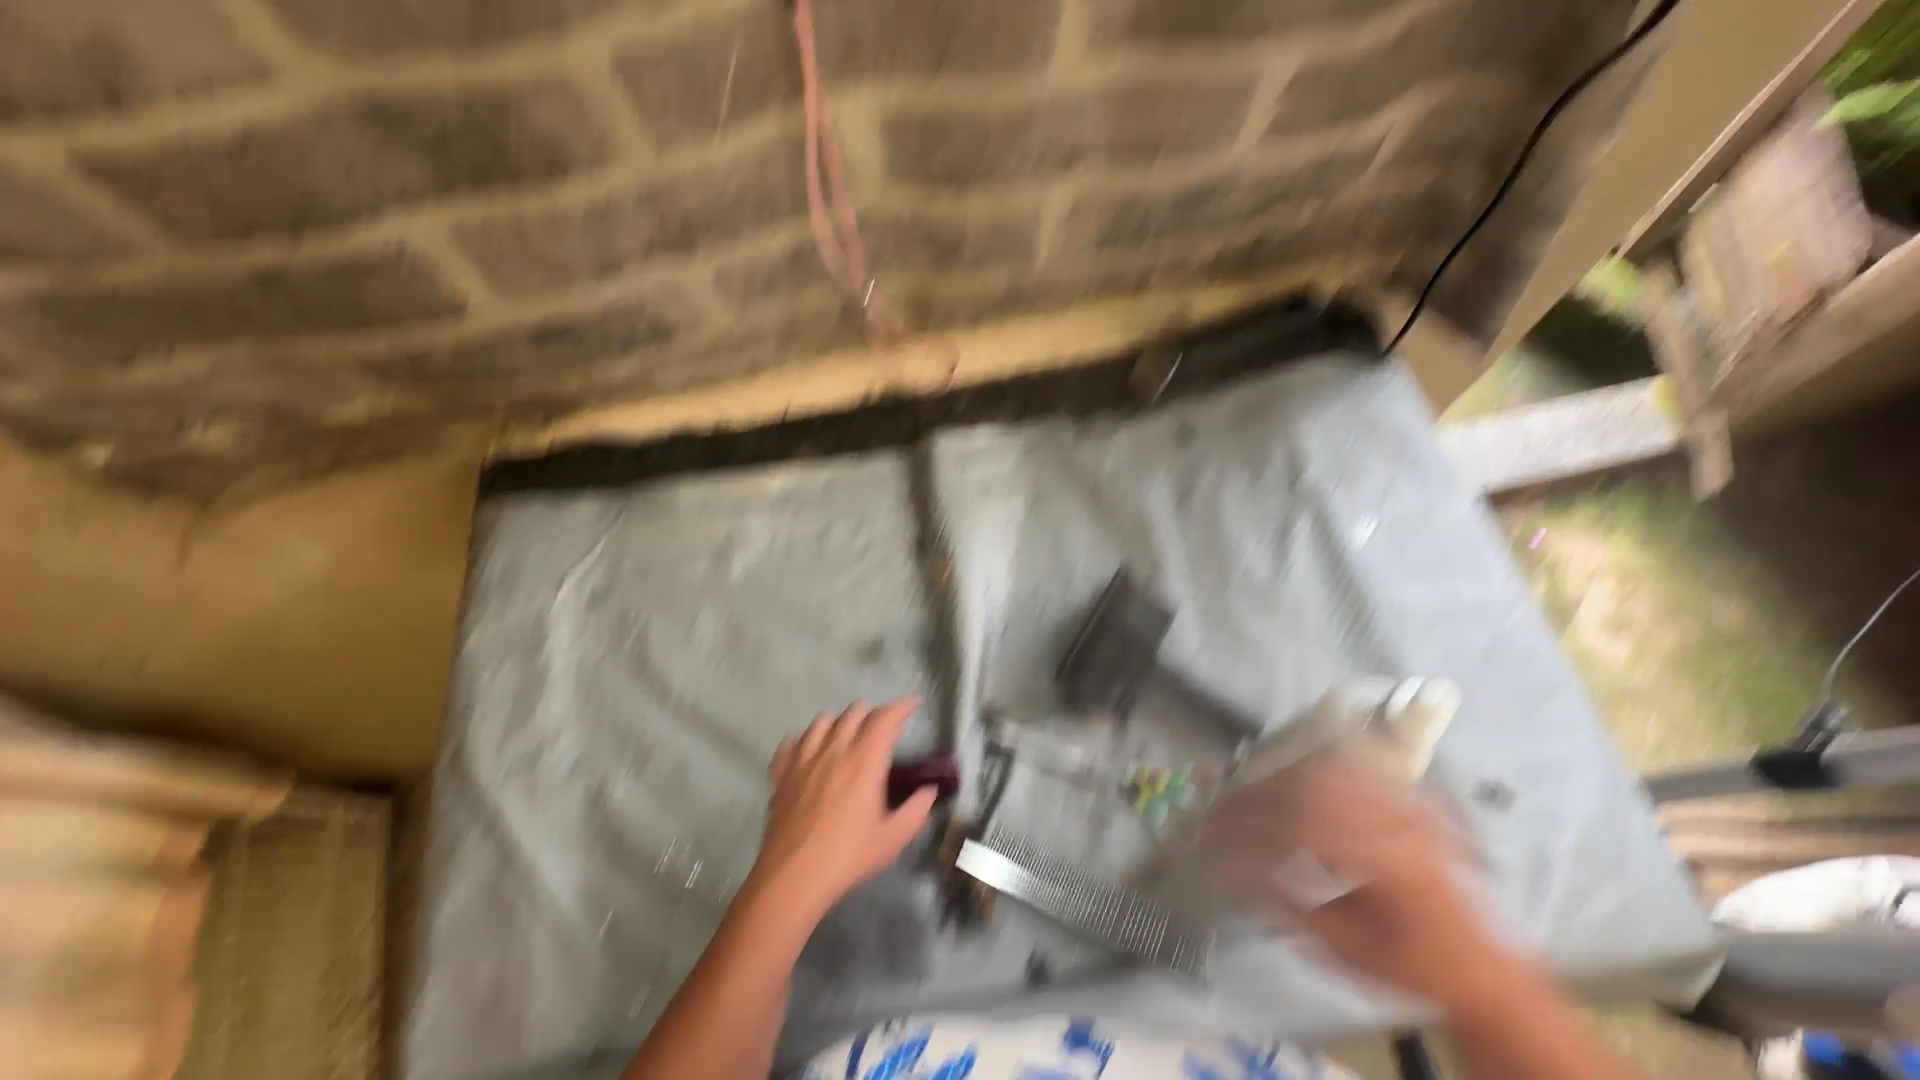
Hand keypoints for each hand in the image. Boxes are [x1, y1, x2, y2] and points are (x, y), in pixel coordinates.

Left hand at [744, 700, 938, 921]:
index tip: (912, 707)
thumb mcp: (894, 838)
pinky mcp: (781, 774)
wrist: (794, 877)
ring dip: (840, 724)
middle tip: (883, 732)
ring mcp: (803, 759)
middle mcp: (834, 750)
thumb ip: (916, 811)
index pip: (884, 719)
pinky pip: (791, 742)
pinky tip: (810, 754)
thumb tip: (929, 791)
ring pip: (822, 721)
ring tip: (847, 740)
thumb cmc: (848, 857)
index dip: (901, 707)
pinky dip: (804, 741)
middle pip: (854, 712)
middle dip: (873, 715)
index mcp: (864, 761)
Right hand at [1200, 754, 1523, 1011]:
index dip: (1246, 829)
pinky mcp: (1409, 803)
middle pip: (1310, 786)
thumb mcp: (1343, 949)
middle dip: (1255, 797)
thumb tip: (1230, 869)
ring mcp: (1407, 807)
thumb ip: (1286, 904)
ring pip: (1330, 769)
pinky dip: (1313, 773)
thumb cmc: (1412, 970)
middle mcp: (1397, 822)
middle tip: (1219, 814)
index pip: (1299, 827)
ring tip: (1249, 801)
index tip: (1211, 838)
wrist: (1483, 972)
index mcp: (1386, 862)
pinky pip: (1354, 770)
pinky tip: (1292, 788)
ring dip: (1281, 781)